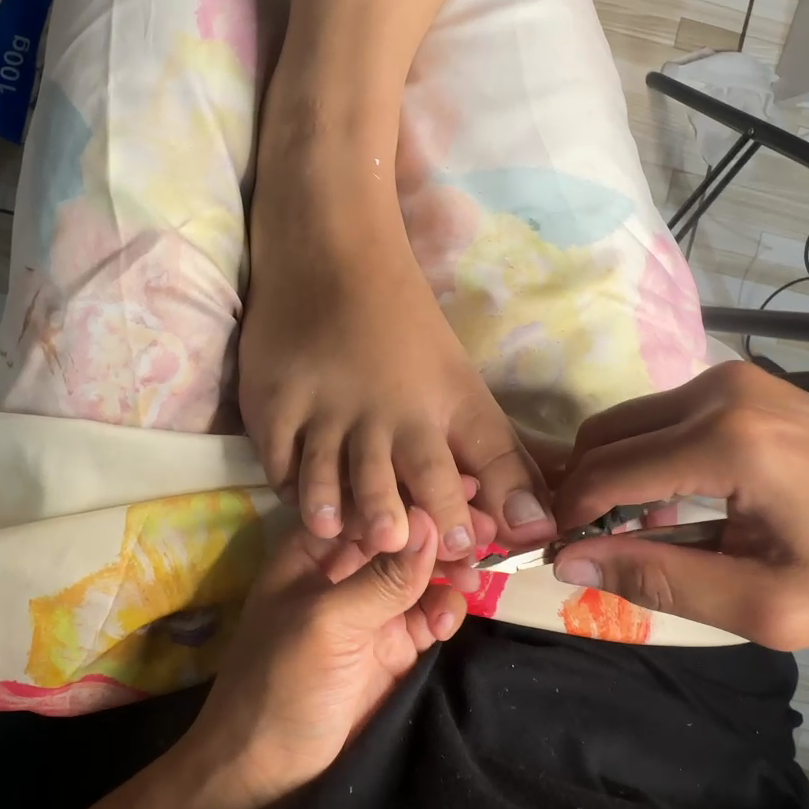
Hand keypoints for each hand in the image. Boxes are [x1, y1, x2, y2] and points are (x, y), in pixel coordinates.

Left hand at [178, 507, 467, 805]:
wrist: (267, 772)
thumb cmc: (280, 683)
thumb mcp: (326, 623)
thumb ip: (380, 578)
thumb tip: (429, 520)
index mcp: (312, 549)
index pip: (368, 505)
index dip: (412, 493)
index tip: (461, 481)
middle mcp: (343, 570)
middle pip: (401, 536)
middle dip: (440, 529)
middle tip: (485, 525)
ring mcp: (371, 609)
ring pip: (422, 573)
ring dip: (451, 568)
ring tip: (476, 571)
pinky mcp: (394, 647)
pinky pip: (430, 615)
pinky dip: (446, 610)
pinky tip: (451, 616)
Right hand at [240, 107, 550, 564]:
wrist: (331, 256)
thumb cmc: (404, 322)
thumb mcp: (463, 387)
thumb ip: (499, 458)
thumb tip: (537, 526)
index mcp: (427, 412)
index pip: (448, 484)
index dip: (454, 524)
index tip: (458, 552)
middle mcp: (374, 418)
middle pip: (382, 489)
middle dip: (390, 524)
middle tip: (392, 547)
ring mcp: (317, 412)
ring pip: (323, 482)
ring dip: (332, 513)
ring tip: (334, 535)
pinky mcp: (272, 406)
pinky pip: (277, 461)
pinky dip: (288, 488)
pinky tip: (297, 504)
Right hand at [546, 362, 808, 651]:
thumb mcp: (765, 606)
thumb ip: (656, 579)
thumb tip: (564, 561)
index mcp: (728, 441)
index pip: (606, 470)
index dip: (571, 514)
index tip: (558, 552)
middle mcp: (722, 391)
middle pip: (607, 433)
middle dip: (584, 488)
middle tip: (590, 542)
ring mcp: (739, 378)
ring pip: (632, 420)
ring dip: (617, 470)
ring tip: (639, 528)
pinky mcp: (752, 382)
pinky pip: (667, 413)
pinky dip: (651, 453)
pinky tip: (679, 499)